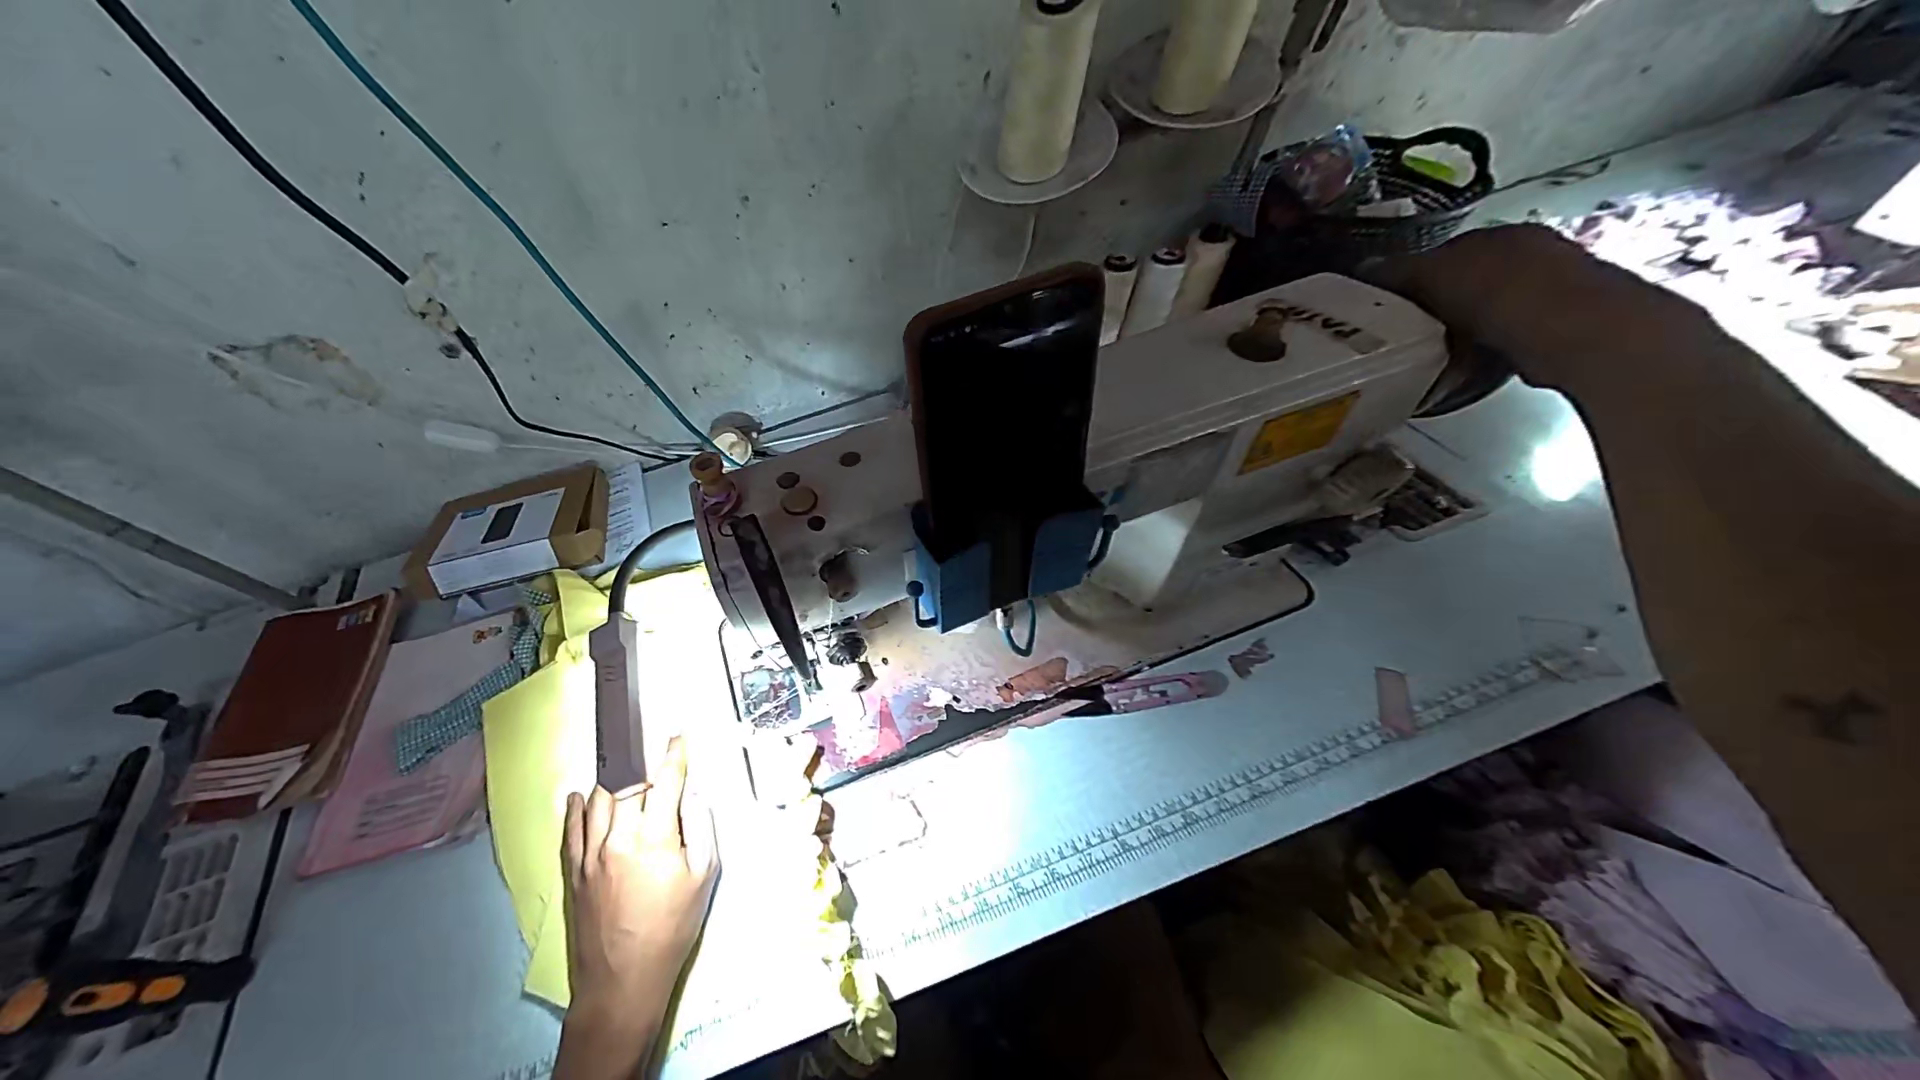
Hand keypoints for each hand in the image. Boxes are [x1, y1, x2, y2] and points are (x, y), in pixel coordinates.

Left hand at [555, 737, 716, 1079]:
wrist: (623, 982)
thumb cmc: (672, 929)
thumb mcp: (704, 878)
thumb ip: (701, 829)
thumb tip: (693, 797)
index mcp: (655, 839)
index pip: (665, 783)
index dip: (673, 756)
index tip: (676, 738)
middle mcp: (618, 839)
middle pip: (628, 785)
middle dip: (642, 764)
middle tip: (650, 753)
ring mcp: (590, 856)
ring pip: (597, 802)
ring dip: (611, 781)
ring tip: (621, 768)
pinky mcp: (571, 873)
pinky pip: (569, 830)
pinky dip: (575, 809)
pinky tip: (579, 795)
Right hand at [1368, 224, 1718, 393]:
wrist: (1575, 328)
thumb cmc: (1498, 292)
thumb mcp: (1433, 276)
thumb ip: (1397, 272)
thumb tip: (1361, 269)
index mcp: (1494, 235)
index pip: (1441, 255)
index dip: (1411, 283)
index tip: (1389, 313)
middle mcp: (1527, 251)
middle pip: (1465, 283)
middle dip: (1438, 308)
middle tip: (1409, 339)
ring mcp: (1552, 284)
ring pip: (1488, 310)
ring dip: (1464, 331)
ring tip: (1438, 357)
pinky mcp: (1564, 321)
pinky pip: (1510, 334)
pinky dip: (1490, 349)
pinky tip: (1475, 367)